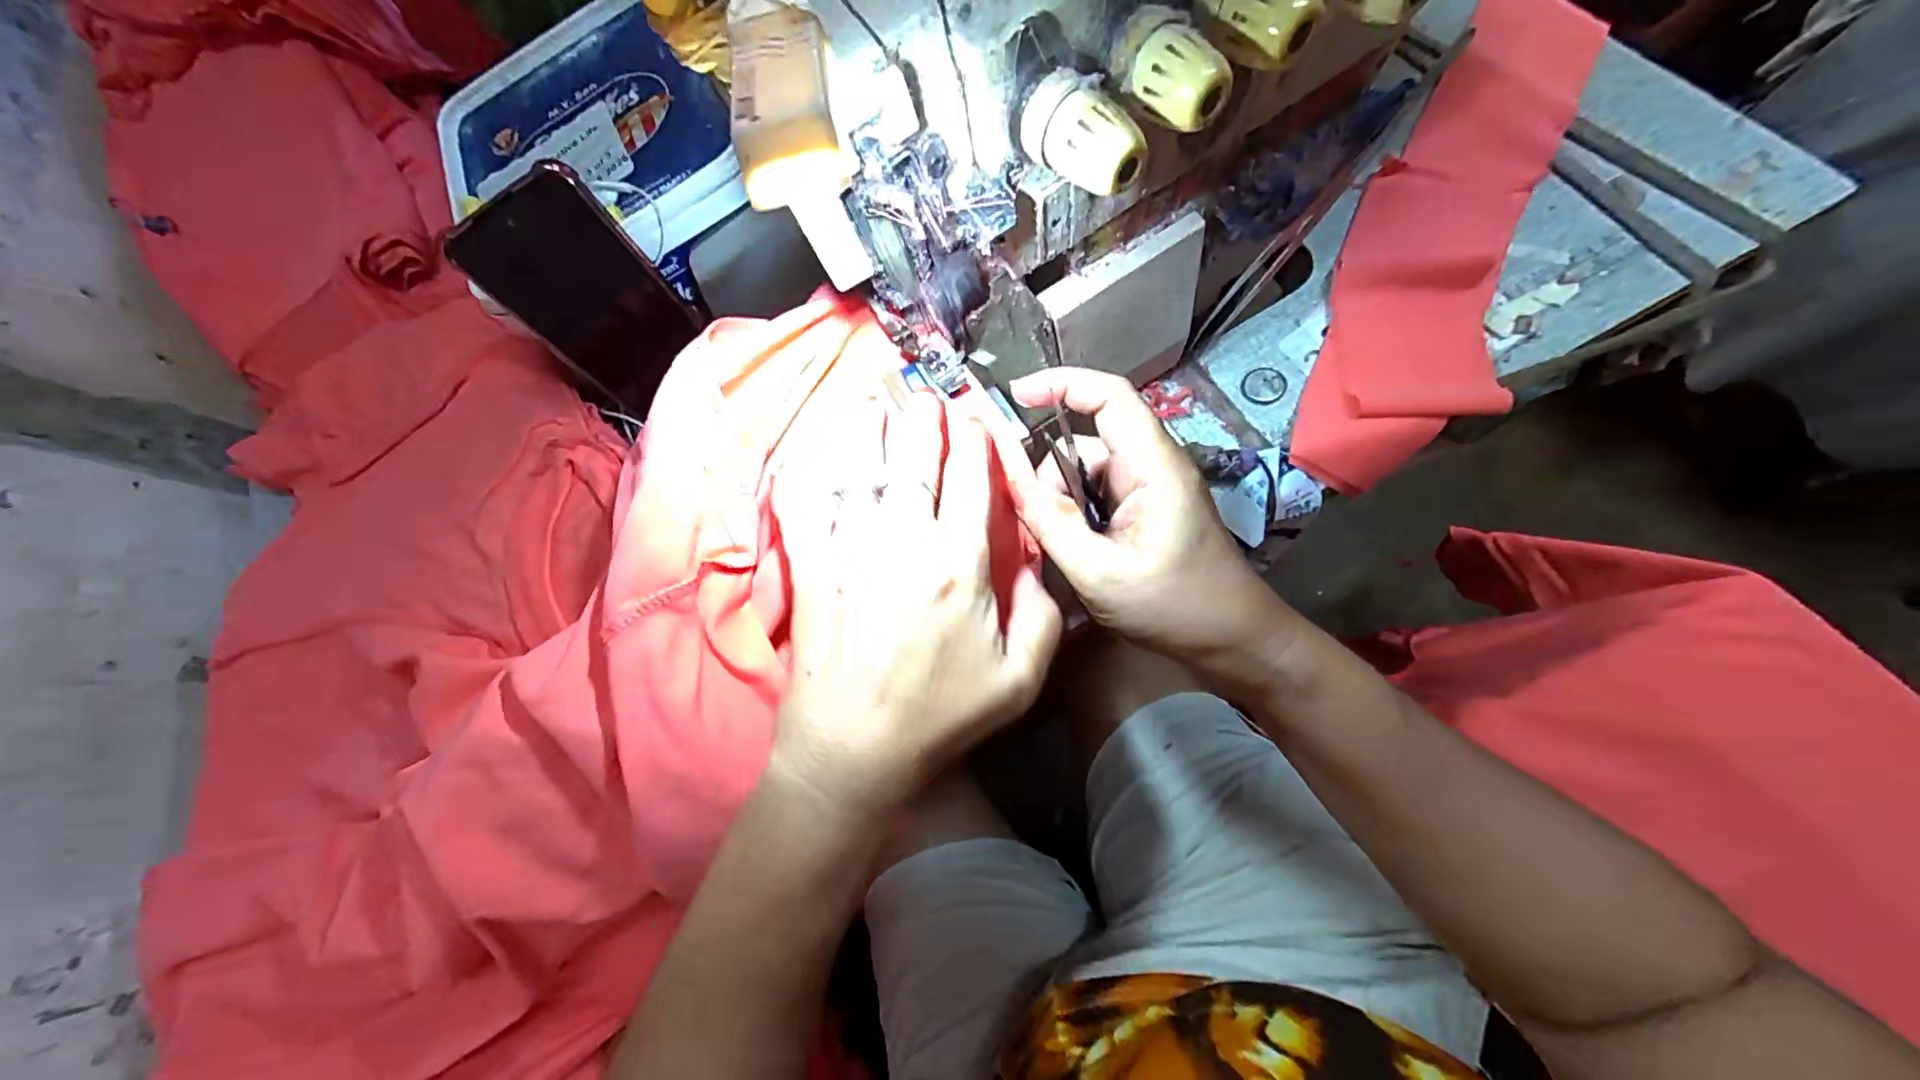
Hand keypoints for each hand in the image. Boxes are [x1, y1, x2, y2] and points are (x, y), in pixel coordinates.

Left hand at [771, 392, 1061, 815]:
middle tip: (927, 398)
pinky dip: (811, 472)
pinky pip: (807, 505)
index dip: (975, 441)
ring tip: (877, 404)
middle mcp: (904, 542)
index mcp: (960, 564)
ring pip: (861, 470)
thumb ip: (1042, 614)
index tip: (975, 419)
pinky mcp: (811, 568)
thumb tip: (1037, 561)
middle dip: (924, 421)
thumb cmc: (941, 716)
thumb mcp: (1019, 678)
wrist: (853, 748)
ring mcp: (850, 550)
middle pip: (915, 462)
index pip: (971, 480)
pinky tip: (815, 450)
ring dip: (871, 431)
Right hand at [994, 368, 1299, 684]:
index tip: (1017, 395)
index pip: (1110, 396)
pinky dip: (1072, 517)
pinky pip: (1094, 499)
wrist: (1232, 640)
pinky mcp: (1142, 512)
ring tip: (1054, 549)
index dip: (1062, 383)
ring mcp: (1147, 491)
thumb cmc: (1178, 607)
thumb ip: (1052, 525)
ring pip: (1083, 476)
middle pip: (1084, 444)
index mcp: (1153, 467)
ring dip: (1058, 504)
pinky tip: (1068, 552)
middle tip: (1029, 522)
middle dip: (1048, 476)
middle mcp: (1151, 468)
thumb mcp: (1102, 574)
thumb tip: (1010, 482)